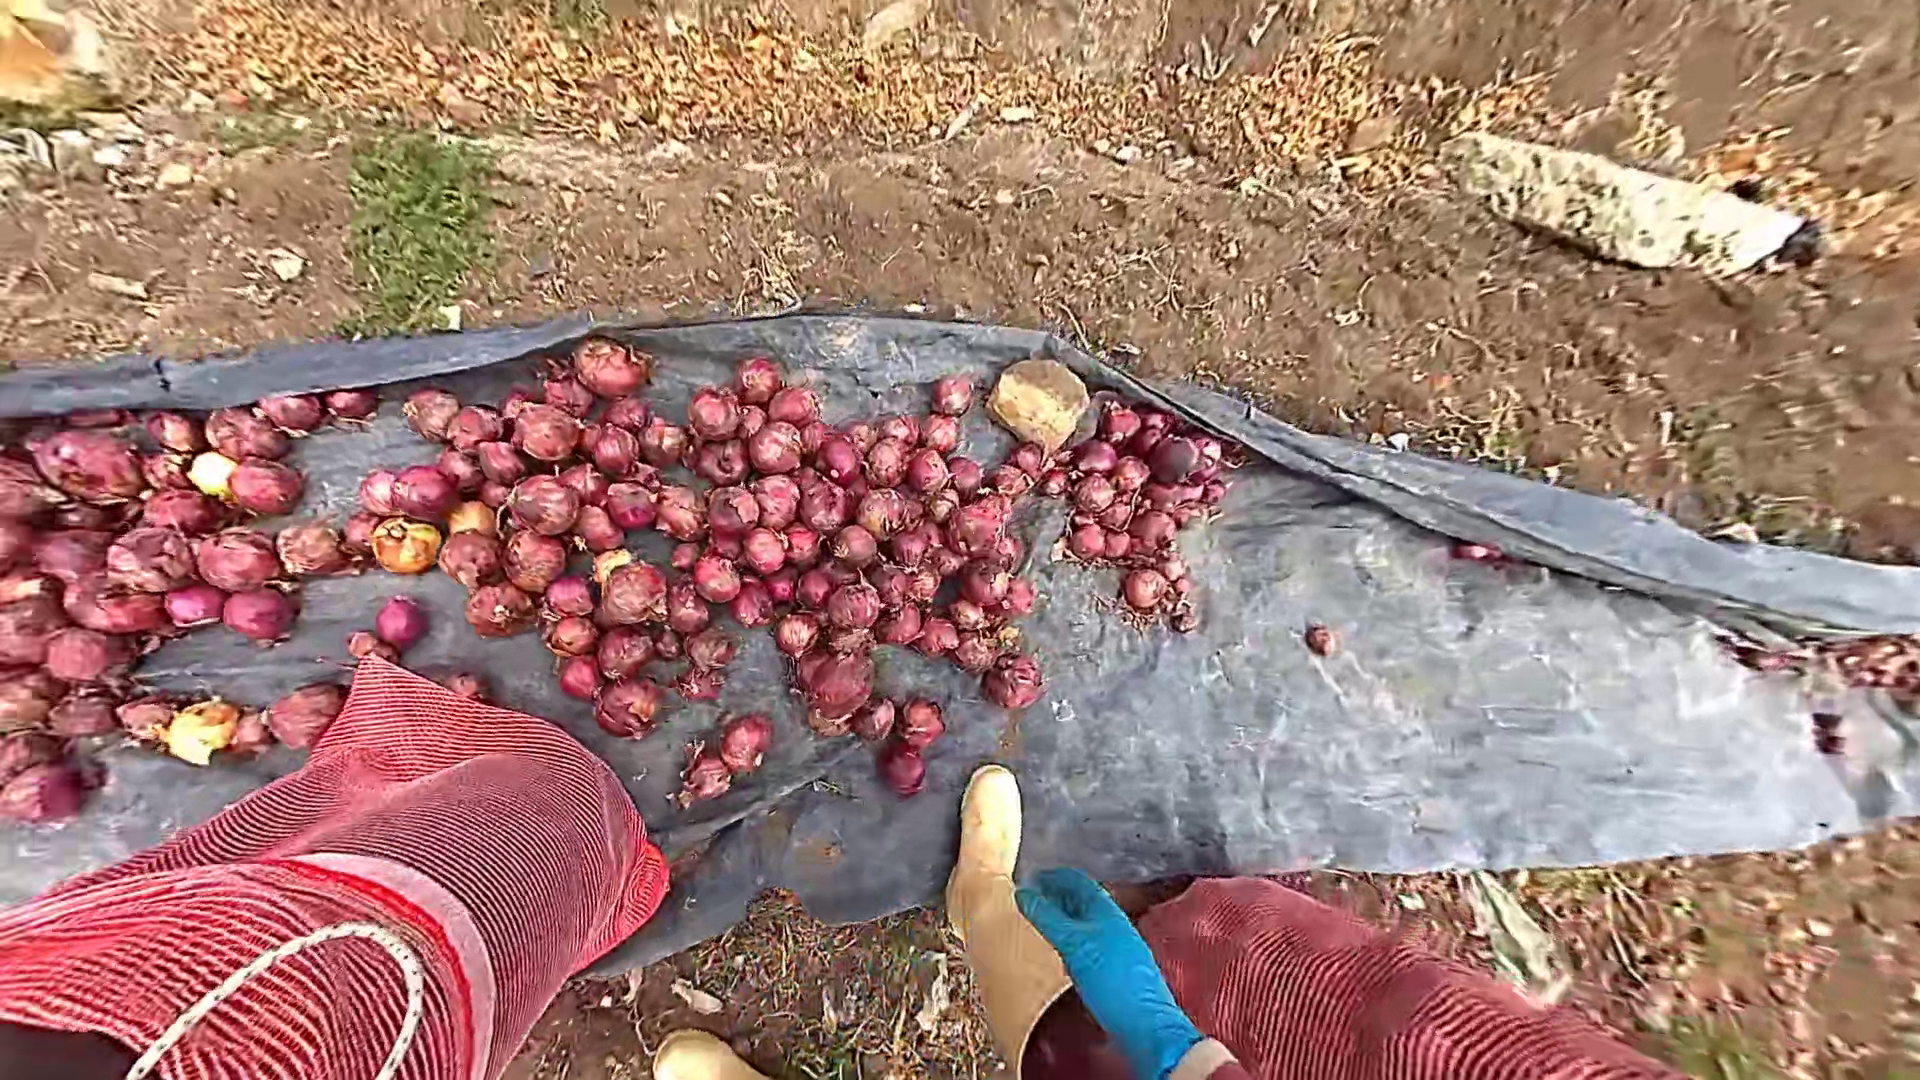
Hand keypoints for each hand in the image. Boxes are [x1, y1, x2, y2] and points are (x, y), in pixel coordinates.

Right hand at [1016, 868, 1202, 1079]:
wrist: (1147, 1026)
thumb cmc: (1111, 978)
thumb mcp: (1072, 944)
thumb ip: (1047, 917)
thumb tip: (1022, 893)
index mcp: (1104, 906)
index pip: (1074, 879)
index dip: (1051, 876)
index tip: (1029, 879)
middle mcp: (1111, 919)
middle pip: (1079, 898)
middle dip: (1054, 896)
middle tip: (1031, 901)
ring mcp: (1116, 942)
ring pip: (1083, 920)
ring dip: (1062, 918)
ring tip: (1041, 923)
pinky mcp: (1115, 965)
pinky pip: (1087, 941)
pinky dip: (1071, 939)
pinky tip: (1062, 952)